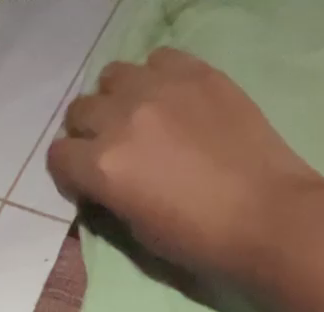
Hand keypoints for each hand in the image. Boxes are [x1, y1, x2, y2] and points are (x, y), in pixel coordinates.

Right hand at [49, 47, 323, 281]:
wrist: (265, 216)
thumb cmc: (198, 241)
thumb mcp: (138, 232)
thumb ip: (110, 198)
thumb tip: (102, 183)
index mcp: (103, 167)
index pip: (58, 157)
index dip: (69, 173)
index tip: (87, 183)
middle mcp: (121, 119)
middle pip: (80, 111)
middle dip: (88, 134)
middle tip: (113, 153)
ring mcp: (160, 88)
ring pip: (113, 76)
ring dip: (117, 99)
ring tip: (140, 120)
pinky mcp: (197, 72)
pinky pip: (157, 59)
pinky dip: (155, 78)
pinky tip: (172, 102)